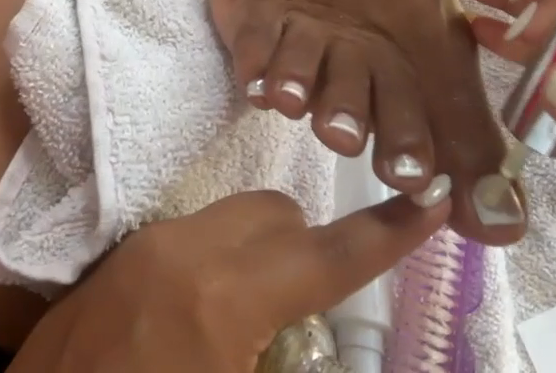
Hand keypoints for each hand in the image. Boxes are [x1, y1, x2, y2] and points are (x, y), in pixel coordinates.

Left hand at [6, 186, 450, 371]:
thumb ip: (292, 356)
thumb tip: (324, 338)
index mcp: (223, 299)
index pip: (326, 254)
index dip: (388, 232)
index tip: (432, 199)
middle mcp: (186, 250)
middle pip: (279, 215)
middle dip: (315, 246)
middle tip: (325, 303)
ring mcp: (148, 245)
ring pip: (237, 215)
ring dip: (269, 248)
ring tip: (269, 312)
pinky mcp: (123, 253)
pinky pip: (198, 231)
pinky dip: (228, 255)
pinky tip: (215, 310)